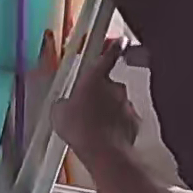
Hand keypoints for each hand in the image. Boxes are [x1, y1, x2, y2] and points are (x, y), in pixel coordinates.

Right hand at [54, 41, 140, 160]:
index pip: (108, 56)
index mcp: (95, 78)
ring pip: (116, 105)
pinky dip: (115, 127)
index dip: (113, 47)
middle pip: (108, 86)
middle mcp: (115, 88)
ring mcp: (127, 104)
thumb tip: (62, 105)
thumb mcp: (58, 113)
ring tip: (92, 128)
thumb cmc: (80, 128)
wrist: (103, 151)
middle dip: (99, 95)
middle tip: (85, 109)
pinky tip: (104, 137)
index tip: (119, 41)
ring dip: (106, 113)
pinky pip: (124, 121)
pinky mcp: (134, 122)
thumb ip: (62, 103)